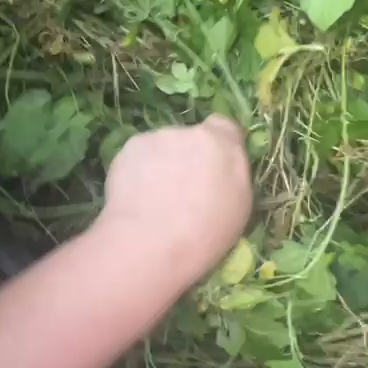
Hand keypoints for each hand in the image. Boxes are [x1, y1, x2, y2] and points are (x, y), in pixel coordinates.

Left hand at [91, 116, 252, 284]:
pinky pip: (138, 155)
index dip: (218, 143)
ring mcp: (155, 137)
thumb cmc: (205, 233)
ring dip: (160, 162)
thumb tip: (218, 166)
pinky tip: (135, 194)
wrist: (151, 241)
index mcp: (222, 144)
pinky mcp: (128, 146)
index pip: (223, 126)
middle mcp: (188, 132)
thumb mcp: (238, 204)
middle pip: (189, 139)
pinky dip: (137, 168)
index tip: (211, 165)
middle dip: (185, 157)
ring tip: (153, 196)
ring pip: (160, 147)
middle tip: (179, 189)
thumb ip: (231, 173)